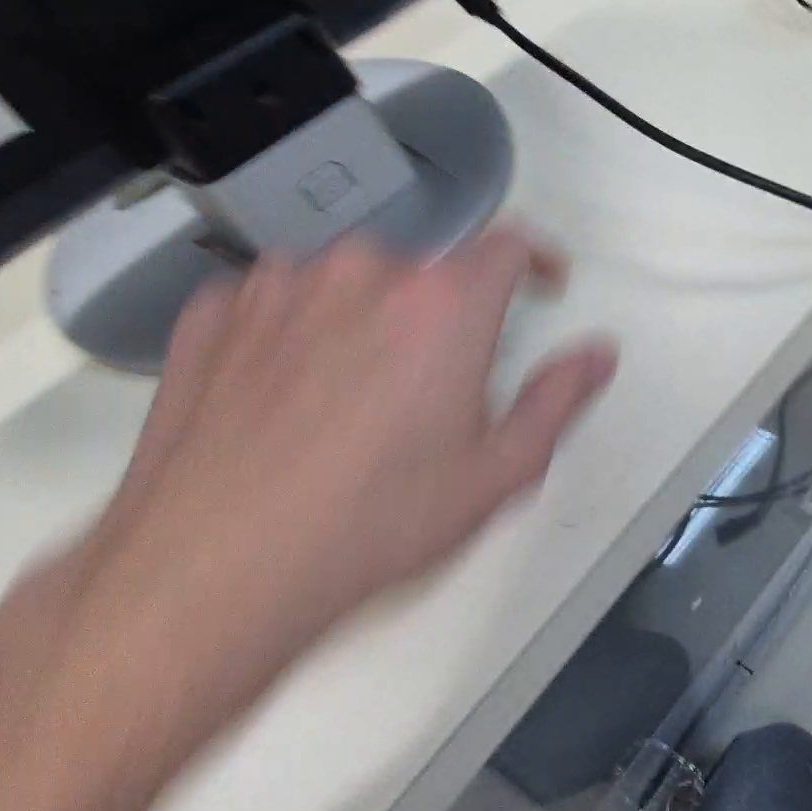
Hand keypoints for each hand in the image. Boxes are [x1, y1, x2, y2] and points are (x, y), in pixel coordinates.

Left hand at [72, 226, 616, 723]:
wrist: (218, 565)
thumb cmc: (380, 520)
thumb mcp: (502, 471)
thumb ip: (561, 398)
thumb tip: (599, 354)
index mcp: (444, 305)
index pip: (509, 246)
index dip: (537, 262)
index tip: (543, 287)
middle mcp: (363, 273)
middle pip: (429, 272)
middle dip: (448, 316)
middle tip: (442, 388)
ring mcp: (278, 287)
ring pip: (353, 284)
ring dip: (375, 321)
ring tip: (363, 401)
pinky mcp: (212, 313)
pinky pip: (284, 301)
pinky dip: (306, 331)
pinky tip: (298, 401)